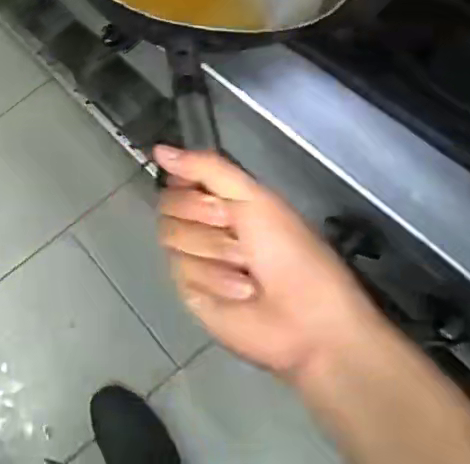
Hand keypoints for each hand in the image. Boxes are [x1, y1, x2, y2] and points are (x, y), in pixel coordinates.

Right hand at [154, 145, 386, 383]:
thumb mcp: (256, 198)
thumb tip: (157, 148)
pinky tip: (242, 292)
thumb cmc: (292, 254)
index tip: (216, 197)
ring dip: (215, 252)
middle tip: (239, 235)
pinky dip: (216, 279)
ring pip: (171, 236)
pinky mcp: (189, 290)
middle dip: (204, 218)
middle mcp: (200, 226)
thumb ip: (206, 167)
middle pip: (166, 205)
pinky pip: (181, 270)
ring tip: (248, 271)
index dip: (188, 186)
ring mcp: (192, 258)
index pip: (175, 179)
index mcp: (218, 201)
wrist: (311, 321)